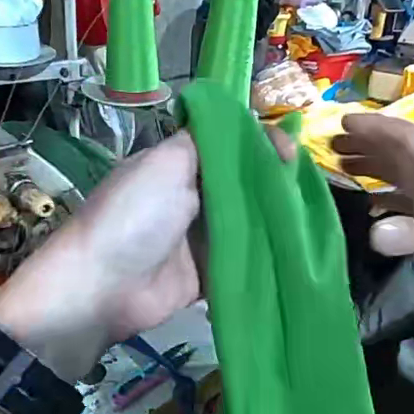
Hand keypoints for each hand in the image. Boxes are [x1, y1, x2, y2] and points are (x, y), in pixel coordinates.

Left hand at [0, 127, 296, 378]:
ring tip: (309, 213)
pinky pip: (244, 258)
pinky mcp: (210, 273)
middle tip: (305, 183)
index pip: (228, 146)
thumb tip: (240, 124)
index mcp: (179, 165)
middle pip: (243, 183)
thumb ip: (203, 141)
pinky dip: (266, 253)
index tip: (289, 149)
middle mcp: (192, 197)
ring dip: (275, 216)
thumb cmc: (135, 216)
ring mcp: (201, 237)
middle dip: (274, 180)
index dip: (259, 143)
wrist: (104, 288)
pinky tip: (297, 247)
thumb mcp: (166, 163)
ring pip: (248, 220)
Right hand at [331, 113, 413, 307]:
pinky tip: (371, 208)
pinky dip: (388, 201)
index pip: (407, 139)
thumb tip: (372, 234)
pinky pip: (411, 203)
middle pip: (400, 154)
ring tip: (342, 166)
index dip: (375, 127)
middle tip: (330, 145)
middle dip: (367, 145)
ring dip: (375, 168)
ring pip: (404, 176)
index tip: (342, 120)